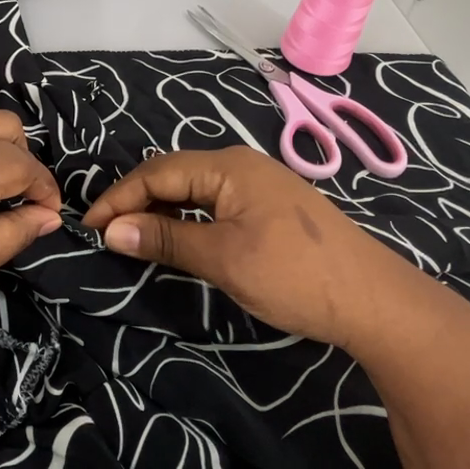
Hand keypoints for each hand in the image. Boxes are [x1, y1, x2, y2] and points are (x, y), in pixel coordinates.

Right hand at [81, 147, 422, 349]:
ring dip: (163, 210)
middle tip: (109, 234)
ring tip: (138, 237)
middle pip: (173, 174)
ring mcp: (260, 184)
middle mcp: (241, 165)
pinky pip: (216, 201)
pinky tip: (183, 238)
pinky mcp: (273, 207)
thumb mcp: (223, 259)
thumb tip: (111, 230)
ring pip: (194, 188)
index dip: (119, 198)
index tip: (89, 226)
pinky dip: (189, 217)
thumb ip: (167, 239)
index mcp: (227, 166)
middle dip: (137, 201)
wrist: (380, 304)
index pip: (156, 172)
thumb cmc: (295, 276)